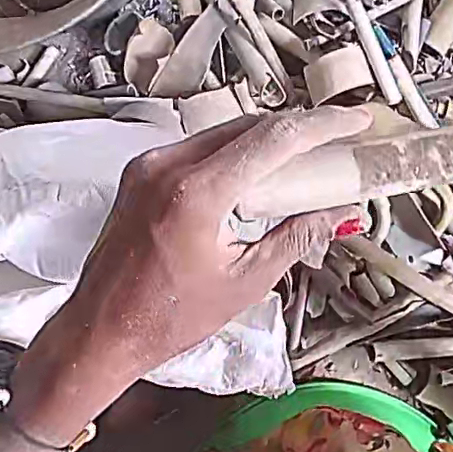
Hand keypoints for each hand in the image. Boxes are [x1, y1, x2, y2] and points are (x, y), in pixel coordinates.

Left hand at [12, 108, 372, 438]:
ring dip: (264, 140)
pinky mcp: (140, 173)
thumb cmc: (162, 319)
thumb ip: (296, 238)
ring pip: (222, 132)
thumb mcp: (244, 282)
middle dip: (296, 130)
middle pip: (248, 126)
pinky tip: (254, 172)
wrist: (102, 330)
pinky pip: (198, 147)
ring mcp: (147, 166)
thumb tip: (334, 214)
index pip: (273, 139)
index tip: (351, 121)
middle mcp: (165, 167)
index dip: (322, 125)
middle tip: (333, 143)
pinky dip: (232, 153)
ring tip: (301, 160)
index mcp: (193, 193)